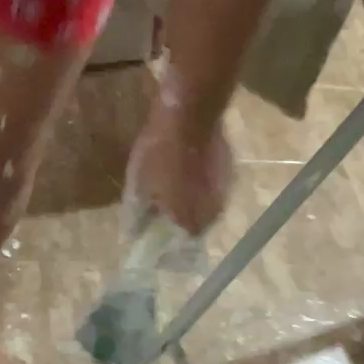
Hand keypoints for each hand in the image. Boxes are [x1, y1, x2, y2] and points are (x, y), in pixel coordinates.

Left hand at [125, 99, 233, 236]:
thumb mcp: (138, 183)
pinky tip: (188, 175)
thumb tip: (133, 234)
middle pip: (197, 228)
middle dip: (181, 225)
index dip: (169, 246)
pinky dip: (201, 189)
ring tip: (174, 193)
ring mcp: (224, 192)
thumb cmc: (159, 151)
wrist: (190, 115)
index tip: (156, 239)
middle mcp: (213, 213)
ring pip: (208, 208)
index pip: (183, 249)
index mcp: (190, 220)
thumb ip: (137, 213)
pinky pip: (214, 190)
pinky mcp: (230, 172)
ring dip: (193, 206)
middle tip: (163, 215)